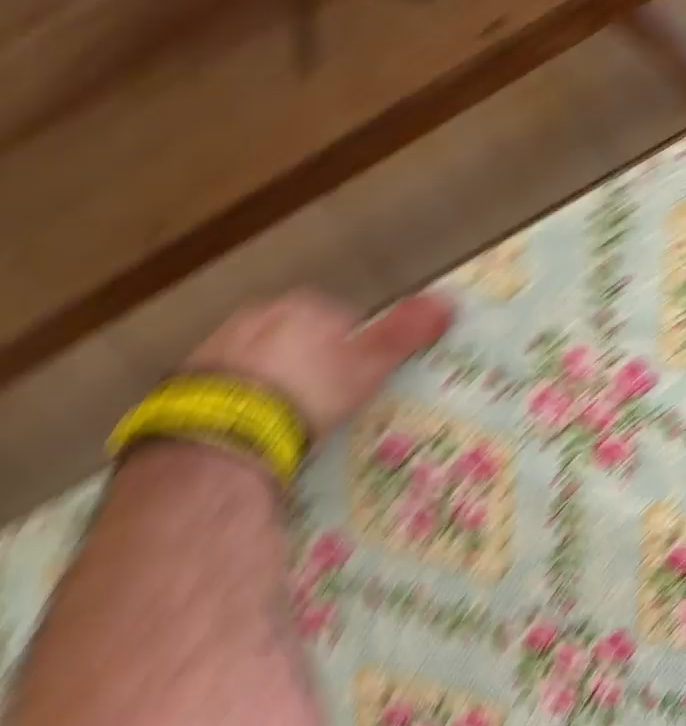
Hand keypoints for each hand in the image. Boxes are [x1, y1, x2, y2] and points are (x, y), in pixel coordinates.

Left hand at [183, 288, 454, 440]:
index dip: (360, 349)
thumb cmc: (313, 390)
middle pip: (305, 334)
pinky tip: (266, 416)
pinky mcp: (197, 369)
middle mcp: (261, 312)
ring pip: (270, 354)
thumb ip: (404, 334)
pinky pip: (238, 376)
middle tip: (335, 395)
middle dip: (319, 358)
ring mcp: (225, 339)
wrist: (233, 425)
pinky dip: (253, 390)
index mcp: (307, 307)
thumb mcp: (371, 364)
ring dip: (284, 374)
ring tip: (300, 410)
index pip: (346, 319)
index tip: (365, 378)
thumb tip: (449, 300)